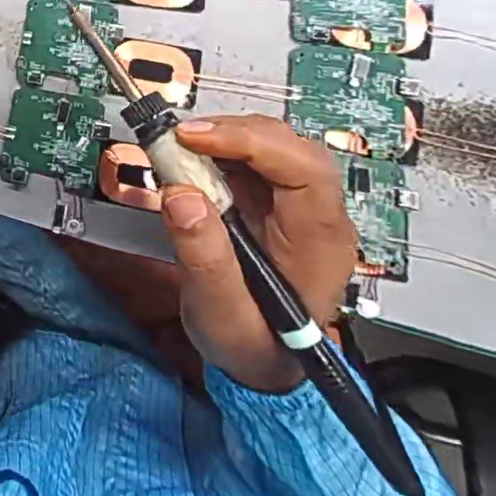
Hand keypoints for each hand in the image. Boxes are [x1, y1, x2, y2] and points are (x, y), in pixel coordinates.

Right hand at [158, 116, 356, 392]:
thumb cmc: (254, 345)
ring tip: (176, 150)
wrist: (264, 362)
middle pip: (288, 147)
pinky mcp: (271, 204)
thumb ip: (204, 260)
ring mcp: (295, 207)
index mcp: (318, 241)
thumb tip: (181, 197)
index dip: (248, 142)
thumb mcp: (222, 314)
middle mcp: (316, 216)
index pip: (301, 168)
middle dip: (230, 133)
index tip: (193, 138)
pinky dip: (215, 153)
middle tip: (176, 139)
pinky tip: (189, 162)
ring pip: (269, 147)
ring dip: (220, 139)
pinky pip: (249, 162)